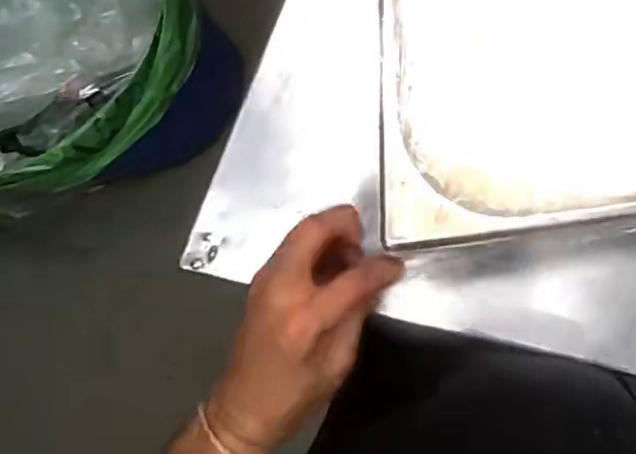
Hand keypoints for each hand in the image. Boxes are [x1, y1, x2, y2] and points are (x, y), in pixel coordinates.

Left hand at [201, 206, 402, 452]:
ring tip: (348, 258)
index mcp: (303, 320)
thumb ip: (358, 314)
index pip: (351, 277)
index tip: (396, 264)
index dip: (379, 267)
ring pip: (302, 228)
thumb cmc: (292, 395)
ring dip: (331, 231)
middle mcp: (280, 287)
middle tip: (364, 245)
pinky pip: (294, 243)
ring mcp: (265, 278)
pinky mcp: (261, 277)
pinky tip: (329, 267)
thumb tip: (377, 278)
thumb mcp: (338, 363)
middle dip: (346, 224)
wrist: (239, 412)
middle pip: (314, 228)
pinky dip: (317, 242)